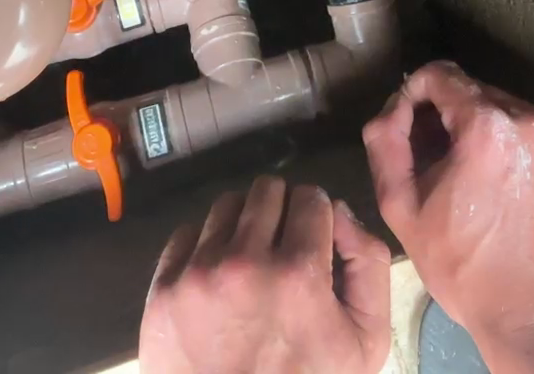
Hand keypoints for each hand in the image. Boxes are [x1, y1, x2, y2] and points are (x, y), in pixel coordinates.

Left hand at [139, 175, 391, 373]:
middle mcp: (246, 262)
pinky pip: (188, 232)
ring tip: (249, 262)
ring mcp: (199, 274)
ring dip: (243, 224)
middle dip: (281, 213)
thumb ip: (369, 264)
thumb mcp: (365, 342)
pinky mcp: (164, 289)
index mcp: (299, 274)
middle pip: (267, 190)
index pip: (310, 197)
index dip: (316, 218)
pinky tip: (218, 277)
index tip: (313, 243)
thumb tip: (339, 213)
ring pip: (227, 204)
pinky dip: (206, 245)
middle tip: (282, 249)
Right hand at [363, 61, 533, 373]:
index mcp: (487, 126)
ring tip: (481, 182)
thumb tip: (393, 109)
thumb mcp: (403, 209)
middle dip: (453, 117)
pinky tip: (516, 194)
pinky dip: (524, 153)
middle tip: (442, 161)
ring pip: (513, 115)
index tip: (411, 123)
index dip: (416, 93)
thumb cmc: (465, 269)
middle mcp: (533, 122)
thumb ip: (386, 144)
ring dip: (490, 134)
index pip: (441, 75)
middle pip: (479, 94)